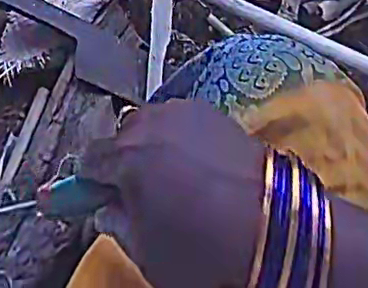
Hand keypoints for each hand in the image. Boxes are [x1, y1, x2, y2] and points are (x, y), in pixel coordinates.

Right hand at [82, 101, 264, 287]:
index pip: (88, 161)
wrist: (279, 225)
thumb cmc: (208, 251)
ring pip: (149, 127)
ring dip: (151, 148)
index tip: (88, 195)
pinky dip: (180, 140)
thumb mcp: (152, 257)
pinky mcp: (205, 109)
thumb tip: (106, 210)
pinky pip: (178, 123)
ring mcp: (176, 111)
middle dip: (123, 164)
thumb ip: (118, 228)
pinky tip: (199, 167)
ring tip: (175, 179)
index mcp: (125, 159)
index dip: (87, 182)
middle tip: (140, 195)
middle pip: (119, 140)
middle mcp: (145, 125)